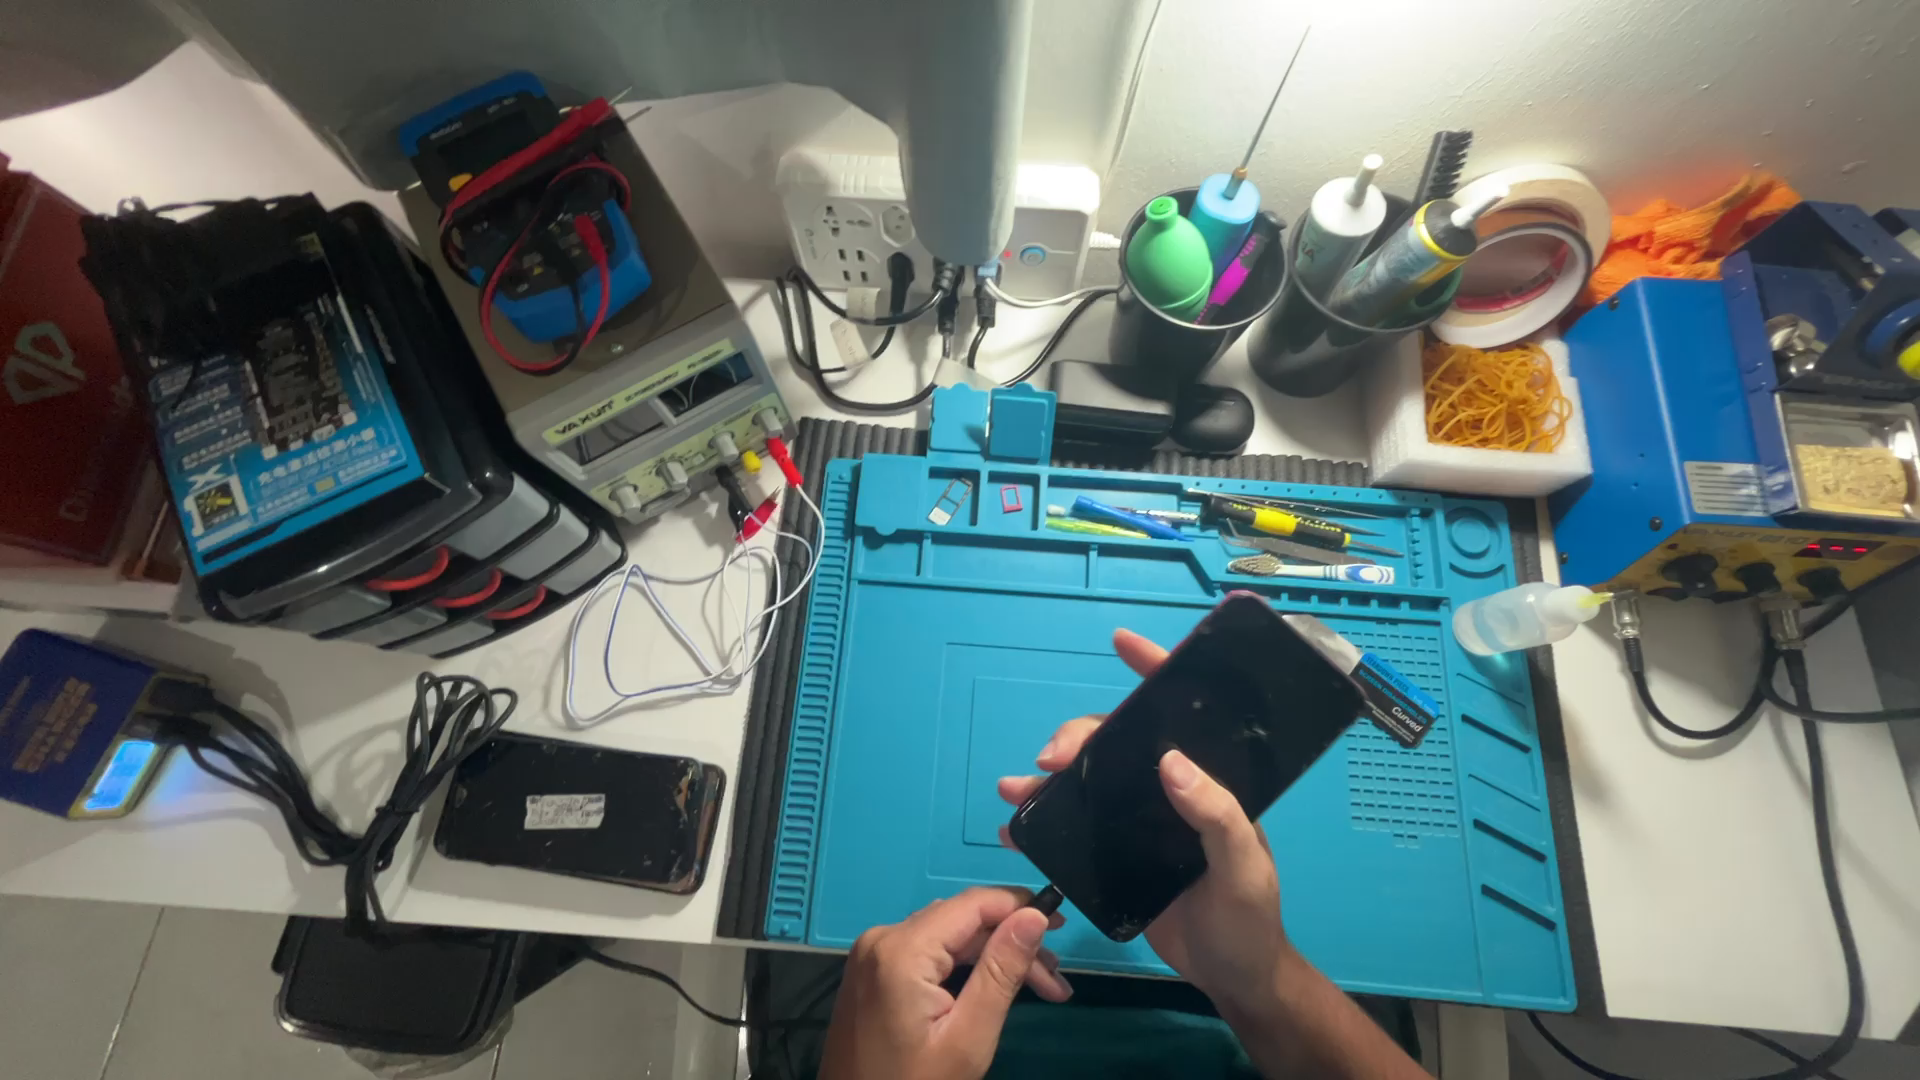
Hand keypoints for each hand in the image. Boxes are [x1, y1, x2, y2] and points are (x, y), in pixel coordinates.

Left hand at [820, 886, 1071, 1079]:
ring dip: (993, 953)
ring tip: (1041, 984)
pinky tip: (994, 983)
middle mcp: (884, 936)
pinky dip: (964, 965)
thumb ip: (1001, 972)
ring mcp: (874, 952)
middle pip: (963, 920)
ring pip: (949, 935)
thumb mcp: (967, 1040)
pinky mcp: (874, 970)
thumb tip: (1033, 916)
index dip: (1020, 905)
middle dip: (1013, 941)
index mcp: (902, 948)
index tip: (1060, 919)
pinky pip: (928, 950)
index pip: (973, 904)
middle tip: (1056, 978)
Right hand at [996, 628, 1293, 1013]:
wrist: (1231, 978)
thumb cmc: (1248, 916)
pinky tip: (1015, 827)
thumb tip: (1169, 762)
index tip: (1123, 642)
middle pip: (1113, 741)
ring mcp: (1136, 817)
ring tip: (1014, 790)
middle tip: (1050, 759)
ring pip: (1085, 777)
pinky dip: (1041, 819)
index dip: (1153, 670)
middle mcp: (1165, 787)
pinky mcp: (1113, 850)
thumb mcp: (1243, 867)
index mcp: (1205, 778)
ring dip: (1046, 778)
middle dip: (1077, 736)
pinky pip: (1073, 823)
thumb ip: (1215, 816)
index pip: (1179, 713)